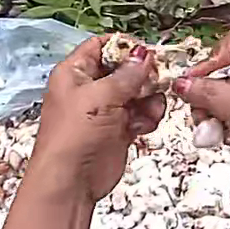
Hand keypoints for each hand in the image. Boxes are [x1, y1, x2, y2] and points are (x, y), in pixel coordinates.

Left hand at [31, 35, 164, 200]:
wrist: (71, 182)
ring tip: (151, 108)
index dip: (125, 46)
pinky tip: (145, 125)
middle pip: (124, 69)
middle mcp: (90, 88)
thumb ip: (127, 74)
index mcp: (75, 73)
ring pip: (138, 92)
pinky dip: (148, 117)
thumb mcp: (101, 96)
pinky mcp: (120, 129)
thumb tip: (145, 53)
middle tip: (157, 78)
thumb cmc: (75, 135)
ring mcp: (106, 109)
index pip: (101, 46)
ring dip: (149, 98)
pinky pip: (142, 113)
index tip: (148, 51)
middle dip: (143, 74)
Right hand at [174, 33, 229, 185]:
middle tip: (202, 110)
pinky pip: (225, 109)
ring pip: (220, 92)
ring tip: (213, 127)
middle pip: (222, 70)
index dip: (211, 63)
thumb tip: (182, 83)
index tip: (195, 82)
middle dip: (209, 93)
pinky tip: (224, 135)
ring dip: (211, 111)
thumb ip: (208, 93)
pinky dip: (219, 122)